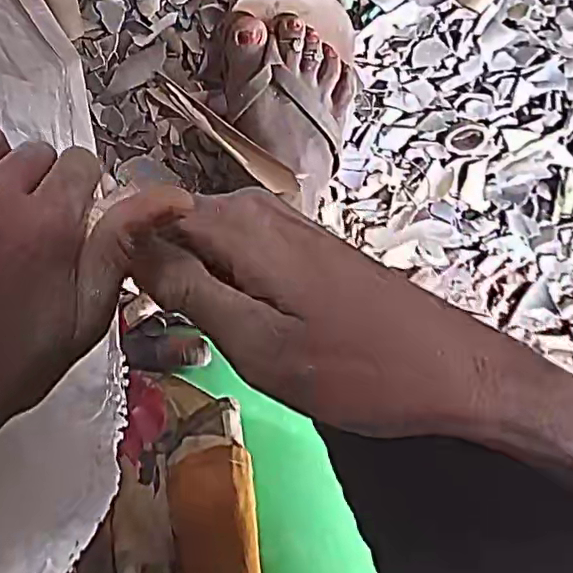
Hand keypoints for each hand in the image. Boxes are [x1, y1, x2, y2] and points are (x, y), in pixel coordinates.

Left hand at [0, 119, 185, 559]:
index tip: (70, 217)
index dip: (82, 191)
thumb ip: (122, 245)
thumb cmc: (8, 363)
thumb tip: (174, 195)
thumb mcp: (83, 316)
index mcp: (46, 223)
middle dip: (42, 184)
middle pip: (35, 153)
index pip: (80, 164)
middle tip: (28, 223)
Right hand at [127, 188, 557, 438]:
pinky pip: (227, 245)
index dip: (121, 251)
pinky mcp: (288, 235)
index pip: (142, 214)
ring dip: (185, 277)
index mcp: (233, 223)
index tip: (118, 296)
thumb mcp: (258, 344)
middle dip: (154, 268)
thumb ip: (186, 290)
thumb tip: (129, 249)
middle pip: (167, 224)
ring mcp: (271, 217)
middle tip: (159, 327)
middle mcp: (247, 205)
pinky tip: (235, 317)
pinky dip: (216, 277)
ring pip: (195, 237)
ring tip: (201, 329)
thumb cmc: (356, 366)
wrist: (454, 368)